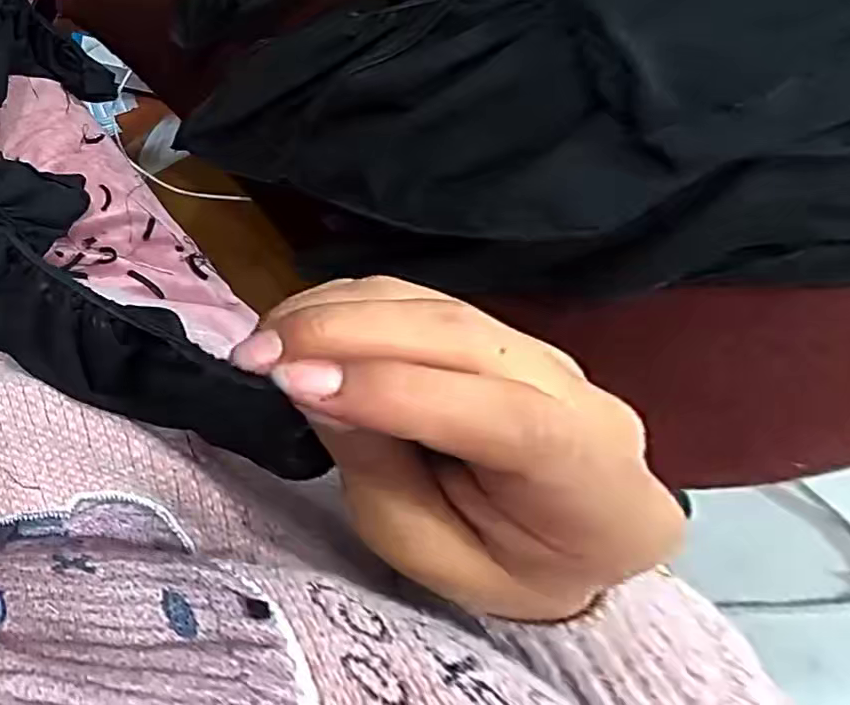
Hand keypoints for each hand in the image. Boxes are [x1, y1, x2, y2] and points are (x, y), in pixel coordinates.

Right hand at [232, 276, 683, 621]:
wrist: (538, 531)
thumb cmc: (484, 556)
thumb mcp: (423, 545)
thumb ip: (375, 468)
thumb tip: (309, 388)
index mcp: (595, 484)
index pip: (507, 419)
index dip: (394, 392)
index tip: (293, 385)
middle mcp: (576, 394)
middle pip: (453, 336)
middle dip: (339, 335)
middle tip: (254, 356)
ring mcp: (523, 344)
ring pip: (417, 301)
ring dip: (324, 312)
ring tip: (260, 344)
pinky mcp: (469, 319)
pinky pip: (394, 292)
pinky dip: (330, 303)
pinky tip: (289, 328)